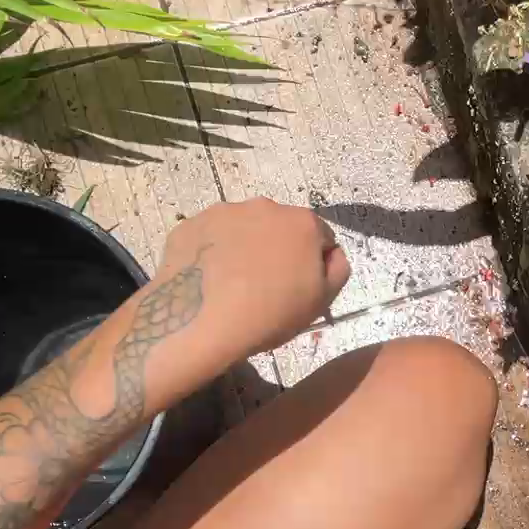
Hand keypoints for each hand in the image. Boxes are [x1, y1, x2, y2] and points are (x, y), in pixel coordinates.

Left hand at [155, 197, 349, 359]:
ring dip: (245, 249)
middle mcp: (265, 207)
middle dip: (278, 250)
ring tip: (235, 286)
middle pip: (280, 228)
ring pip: (244, 229)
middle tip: (267, 287)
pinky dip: (214, 253)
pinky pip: (211, 238)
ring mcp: (223, 212)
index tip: (300, 287)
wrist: (201, 321)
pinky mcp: (190, 224)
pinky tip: (210, 281)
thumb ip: (338, 269)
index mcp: (303, 222)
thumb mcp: (322, 301)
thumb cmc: (271, 313)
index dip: (313, 264)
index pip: (320, 238)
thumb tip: (331, 253)